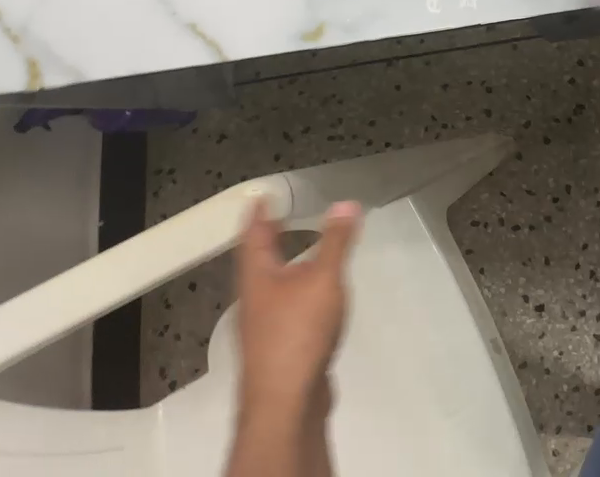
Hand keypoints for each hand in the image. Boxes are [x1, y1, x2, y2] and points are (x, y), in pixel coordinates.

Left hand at [235, 199, 361, 418]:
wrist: (285, 403)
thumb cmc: (298, 332)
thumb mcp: (324, 278)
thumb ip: (336, 242)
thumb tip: (345, 204)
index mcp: (257, 277)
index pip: (253, 235)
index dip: (258, 213)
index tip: (261, 196)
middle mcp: (254, 298)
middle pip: (258, 261)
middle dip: (270, 239)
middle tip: (282, 217)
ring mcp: (264, 326)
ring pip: (273, 285)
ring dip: (286, 265)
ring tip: (303, 250)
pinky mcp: (279, 346)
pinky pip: (288, 306)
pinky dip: (300, 289)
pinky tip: (316, 297)